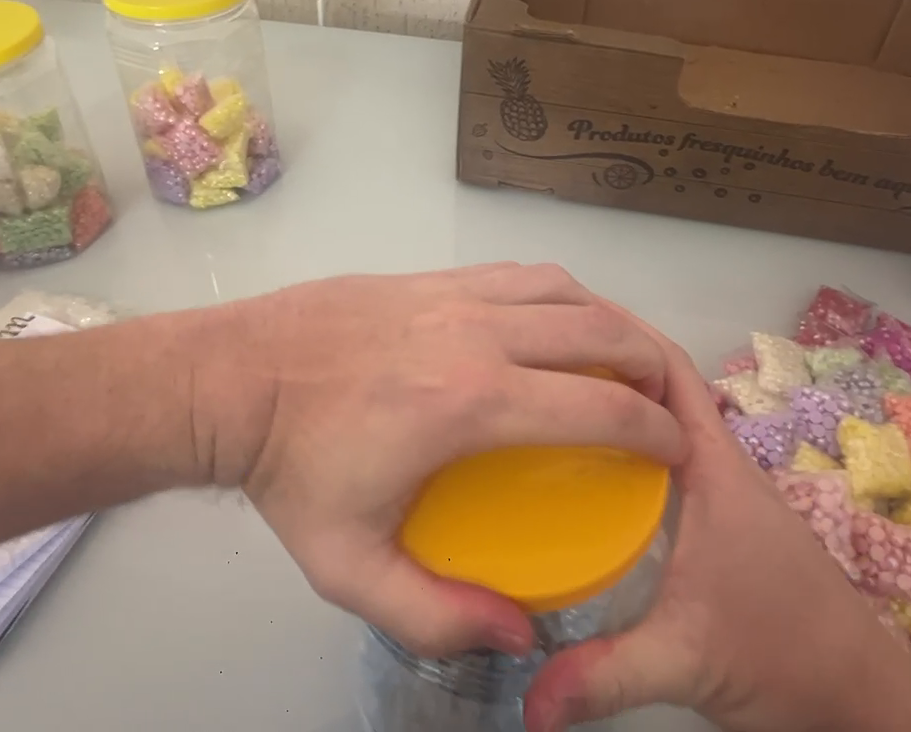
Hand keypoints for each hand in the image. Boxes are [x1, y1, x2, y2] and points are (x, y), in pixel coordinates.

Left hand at [191, 263, 686, 659]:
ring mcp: (452, 292)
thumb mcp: (349, 567)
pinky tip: (554, 324)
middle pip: (598, 333)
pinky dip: (558, 295)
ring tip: (621, 357)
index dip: (655, 431)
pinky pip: (518, 274)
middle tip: (665, 400)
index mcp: (469, 403)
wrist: (234, 378)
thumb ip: (434, 615)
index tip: (677, 450)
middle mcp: (475, 333)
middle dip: (651, 364)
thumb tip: (520, 635)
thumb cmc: (291, 470)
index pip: (598, 409)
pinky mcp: (430, 274)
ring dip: (608, 320)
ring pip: (563, 289)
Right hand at [522, 321, 910, 731]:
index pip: (670, 372)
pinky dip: (631, 446)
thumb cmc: (784, 655)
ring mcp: (727, 493)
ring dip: (620, 401)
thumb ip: (603, 675)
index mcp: (715, 468)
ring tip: (550, 397)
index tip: (563, 319)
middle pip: (662, 387)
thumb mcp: (684, 661)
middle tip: (536, 356)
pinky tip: (590, 470)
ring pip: (666, 423)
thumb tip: (525, 701)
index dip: (624, 335)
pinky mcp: (725, 523)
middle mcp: (722, 466)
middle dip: (607, 361)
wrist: (859, 699)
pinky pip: (669, 460)